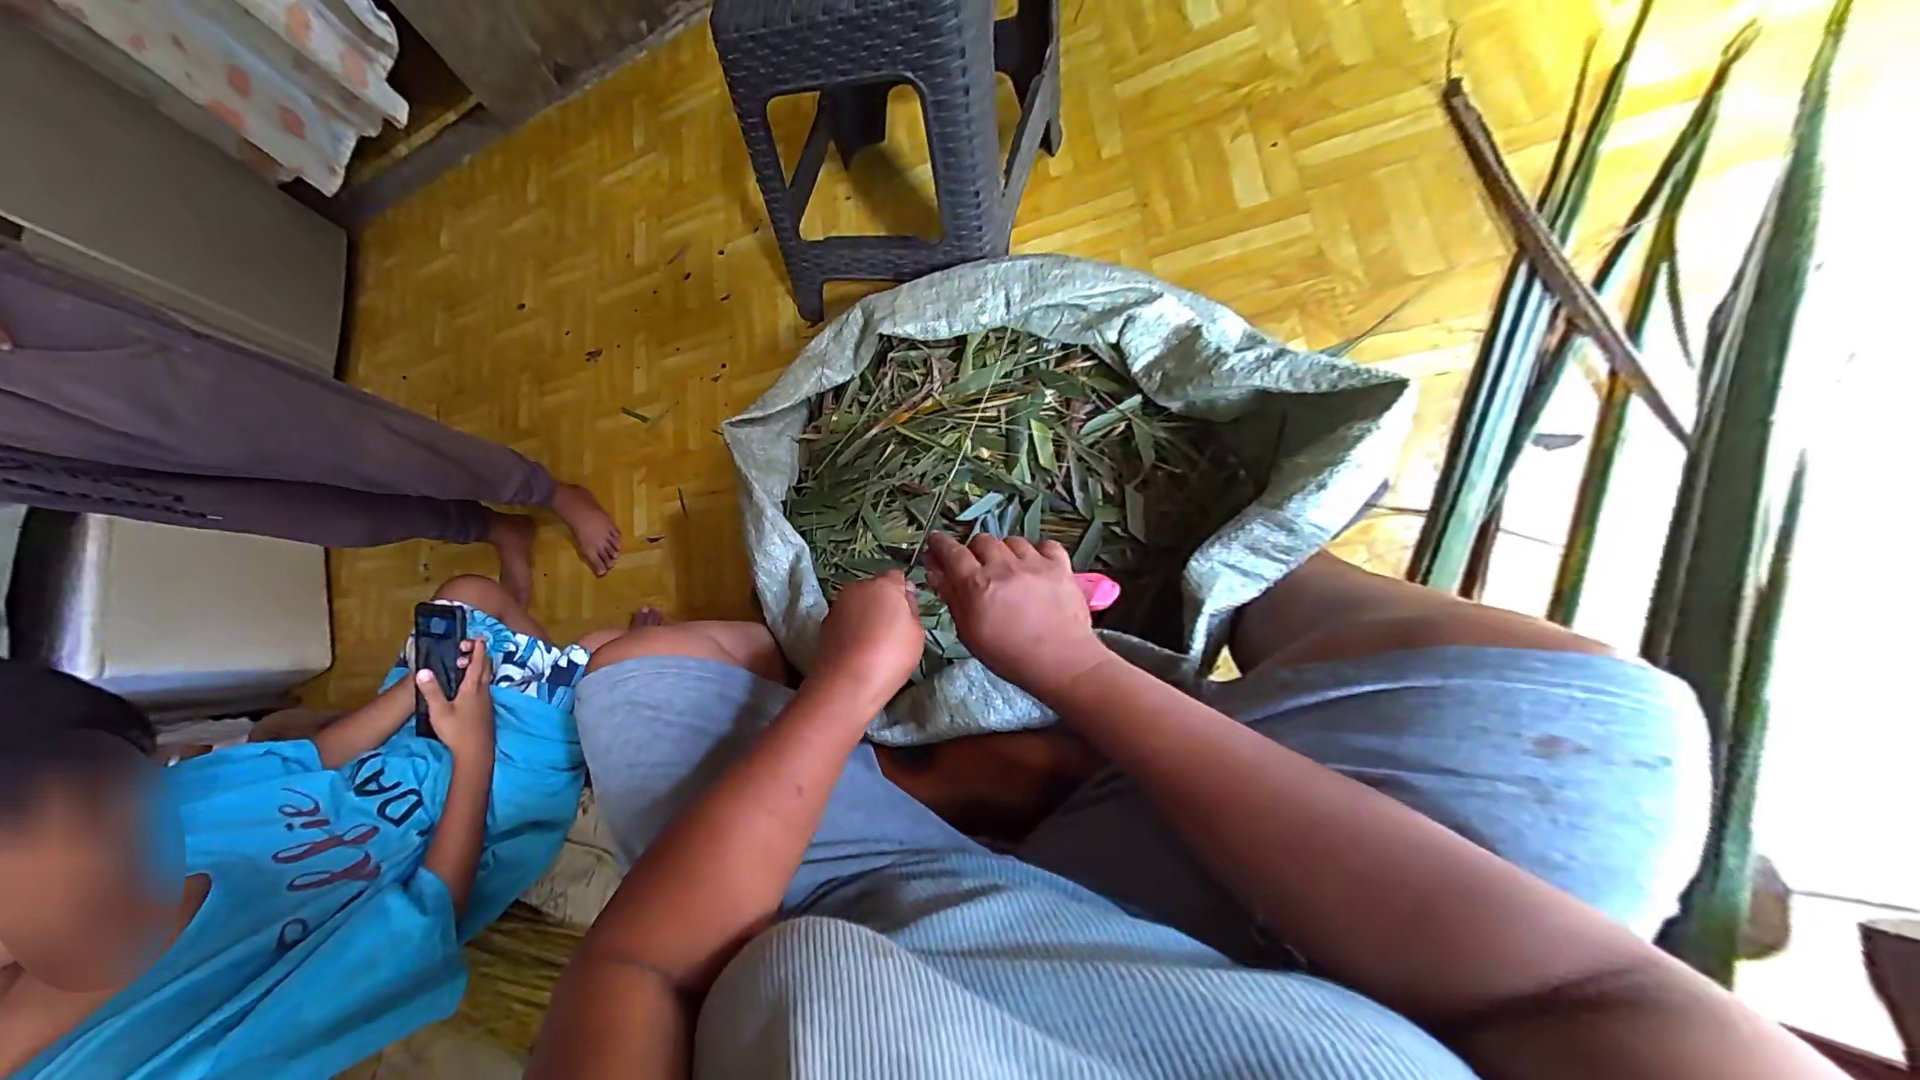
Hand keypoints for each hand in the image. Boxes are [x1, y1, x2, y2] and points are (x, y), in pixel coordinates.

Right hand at [417, 639, 493, 762]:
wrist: (476, 749)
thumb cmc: (457, 729)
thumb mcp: (439, 710)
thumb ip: (432, 690)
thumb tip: (423, 670)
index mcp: (473, 688)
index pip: (478, 664)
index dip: (479, 650)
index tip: (480, 638)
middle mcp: (483, 690)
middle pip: (486, 667)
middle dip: (480, 655)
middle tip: (470, 647)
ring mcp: (486, 699)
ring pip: (487, 676)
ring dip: (480, 666)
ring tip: (469, 661)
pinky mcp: (486, 706)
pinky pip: (485, 685)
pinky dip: (480, 677)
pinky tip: (471, 683)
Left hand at [813, 570, 923, 707]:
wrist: (847, 683)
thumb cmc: (891, 655)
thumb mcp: (916, 634)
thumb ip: (911, 610)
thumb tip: (904, 598)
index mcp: (884, 585)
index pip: (896, 576)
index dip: (903, 591)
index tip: (907, 611)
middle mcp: (857, 588)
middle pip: (874, 588)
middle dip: (882, 602)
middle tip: (891, 628)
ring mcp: (837, 605)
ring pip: (857, 604)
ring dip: (865, 615)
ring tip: (873, 642)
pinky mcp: (824, 624)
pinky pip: (845, 620)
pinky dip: (851, 629)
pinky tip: (857, 649)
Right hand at [925, 533, 1111, 699]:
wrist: (1060, 663)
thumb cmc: (1008, 655)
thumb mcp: (969, 632)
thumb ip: (952, 597)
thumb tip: (935, 572)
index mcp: (976, 584)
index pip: (951, 552)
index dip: (940, 544)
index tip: (936, 543)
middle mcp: (1003, 566)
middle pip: (982, 540)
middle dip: (975, 552)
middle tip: (979, 569)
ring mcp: (1034, 563)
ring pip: (1012, 541)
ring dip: (1005, 552)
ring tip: (1010, 571)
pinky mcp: (1060, 566)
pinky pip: (1045, 545)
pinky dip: (1038, 552)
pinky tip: (1036, 566)